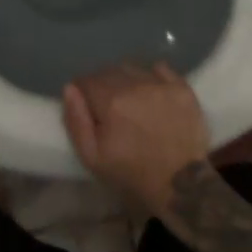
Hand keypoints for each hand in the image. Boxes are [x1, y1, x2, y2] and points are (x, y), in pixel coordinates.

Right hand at [62, 64, 209, 214]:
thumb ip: (76, 121)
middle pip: (107, 72)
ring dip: (124, 79)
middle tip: (108, 108)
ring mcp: (161, 84)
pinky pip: (160, 68)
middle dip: (102, 86)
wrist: (181, 184)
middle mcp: (135, 85)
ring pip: (131, 68)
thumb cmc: (132, 173)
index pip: (85, 81)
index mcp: (110, 102)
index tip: (88, 109)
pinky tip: (150, 93)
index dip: (82, 94)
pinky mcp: (182, 87)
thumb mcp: (92, 158)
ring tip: (129, 100)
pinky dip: (150, 76)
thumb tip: (69, 88)